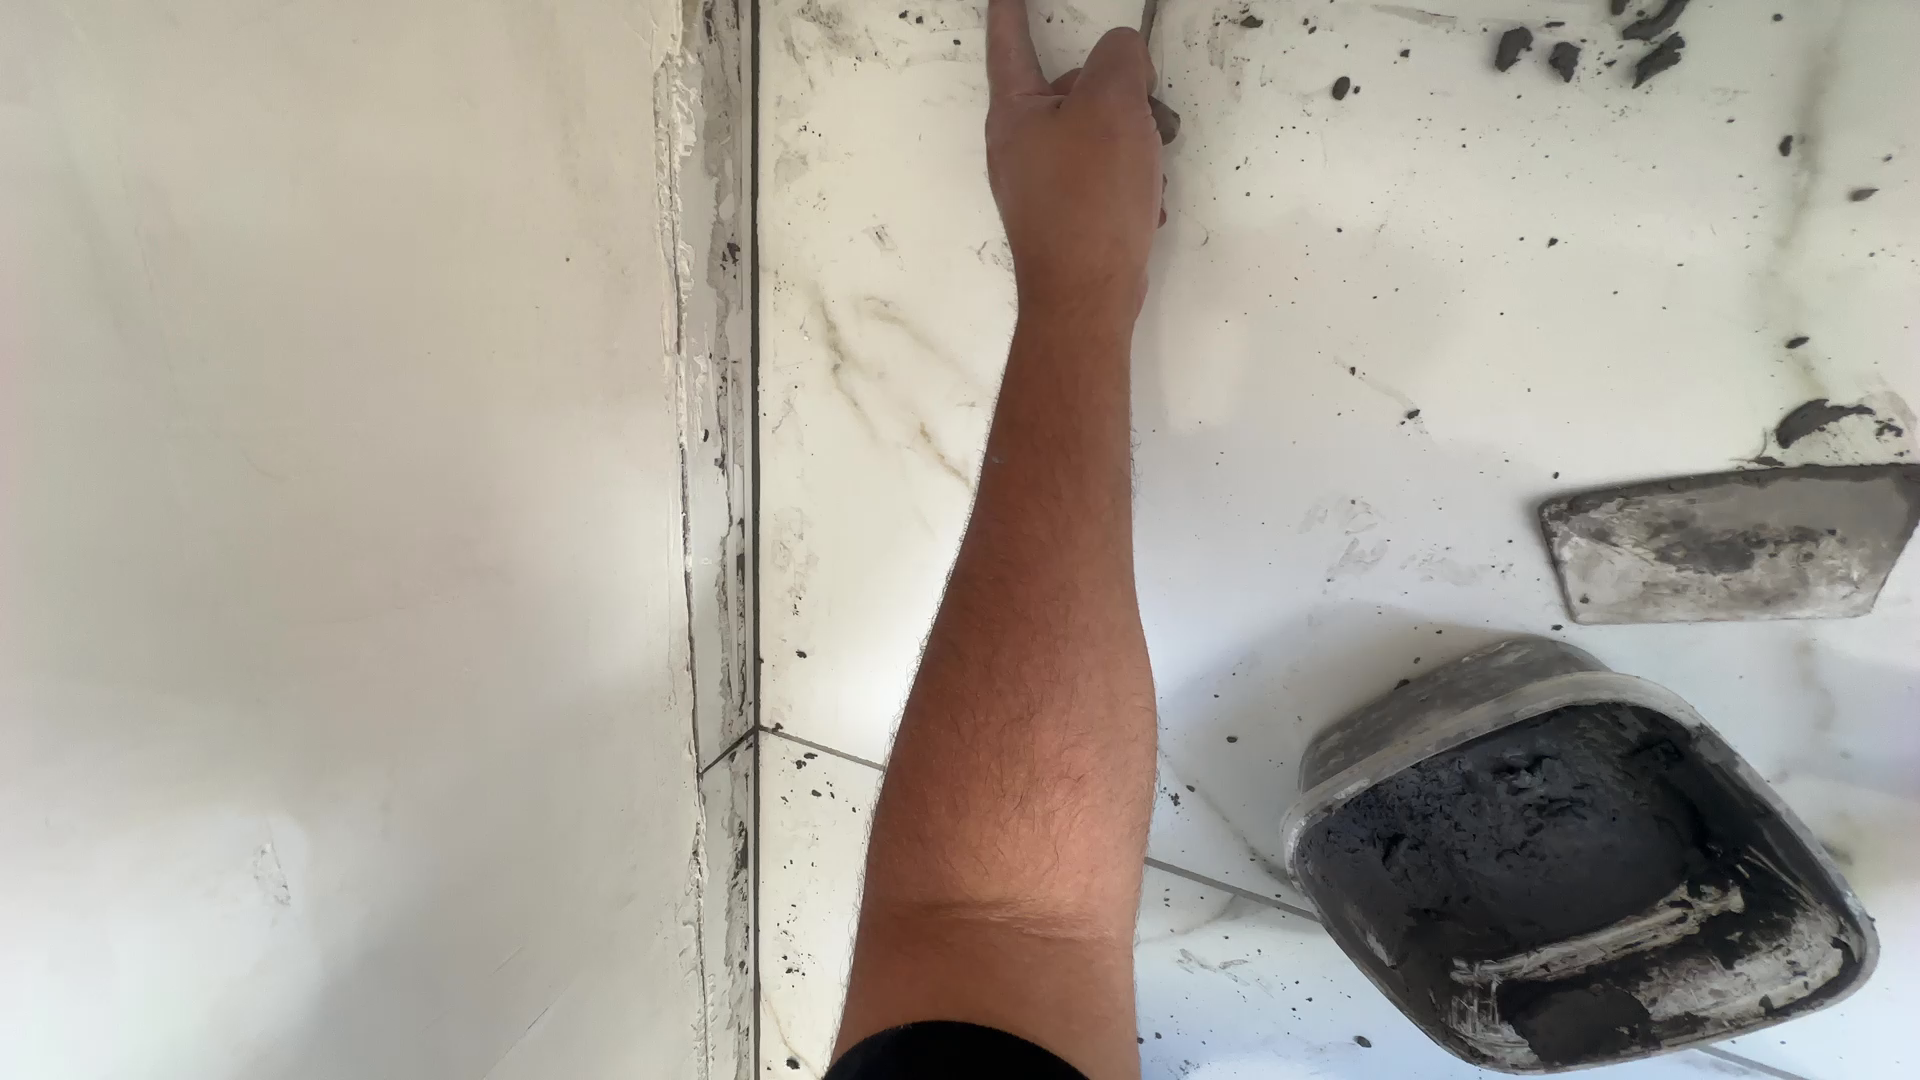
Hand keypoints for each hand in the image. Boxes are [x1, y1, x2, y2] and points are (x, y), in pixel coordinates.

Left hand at [986, 0, 1163, 328]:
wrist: (1087, 297)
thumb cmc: (1089, 202)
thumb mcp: (1112, 105)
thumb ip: (1118, 59)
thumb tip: (1121, 59)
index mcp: (1014, 113)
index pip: (1009, 40)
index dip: (1011, 7)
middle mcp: (1020, 150)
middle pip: (1073, 90)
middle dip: (1120, 93)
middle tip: (1150, 110)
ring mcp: (1042, 188)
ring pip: (1097, 137)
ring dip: (1135, 144)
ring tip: (1150, 171)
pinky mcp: (1066, 219)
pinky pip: (1103, 180)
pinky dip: (1129, 184)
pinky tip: (1144, 204)